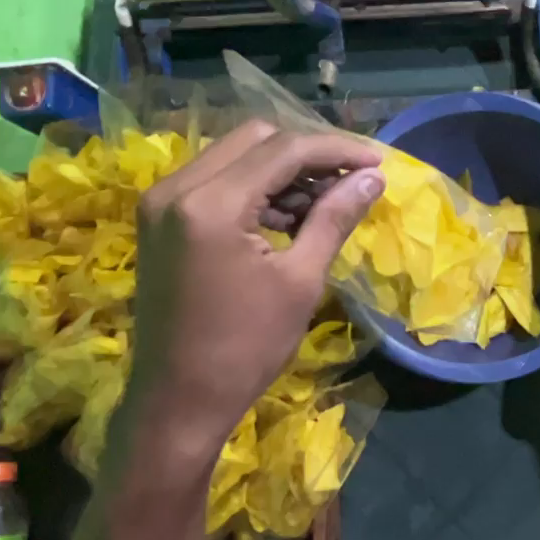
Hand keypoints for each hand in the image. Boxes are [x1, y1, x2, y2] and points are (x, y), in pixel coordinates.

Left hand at [129, 120, 384, 443]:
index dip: (336, 150)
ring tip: (326, 202)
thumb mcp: (302, 281)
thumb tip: (373, 179)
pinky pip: (216, 180)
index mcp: (211, 204)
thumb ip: (334, 218)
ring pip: (234, 155)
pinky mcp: (161, 219)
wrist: (178, 401)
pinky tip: (289, 216)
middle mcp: (177, 187)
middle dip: (309, 153)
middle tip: (351, 179)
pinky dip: (255, 188)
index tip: (378, 163)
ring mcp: (162, 201)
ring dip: (282, 170)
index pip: (284, 150)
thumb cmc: (247, 347)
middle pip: (256, 139)